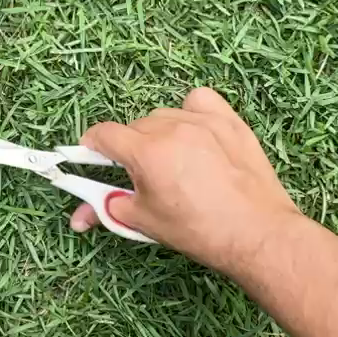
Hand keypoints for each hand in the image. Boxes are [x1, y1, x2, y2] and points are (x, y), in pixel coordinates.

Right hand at [70, 87, 309, 276]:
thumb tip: (79, 218)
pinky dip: (190, 112)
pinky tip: (194, 133)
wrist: (258, 235)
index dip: (91, 145)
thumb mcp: (144, 221)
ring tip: (170, 160)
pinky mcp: (230, 122)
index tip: (92, 156)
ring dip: (157, 133)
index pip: (104, 134)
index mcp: (147, 152)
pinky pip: (200, 101)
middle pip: (133, 127)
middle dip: (128, 148)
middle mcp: (172, 128)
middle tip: (139, 175)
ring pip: (163, 116)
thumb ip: (106, 209)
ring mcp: (204, 122)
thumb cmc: (198, 231)